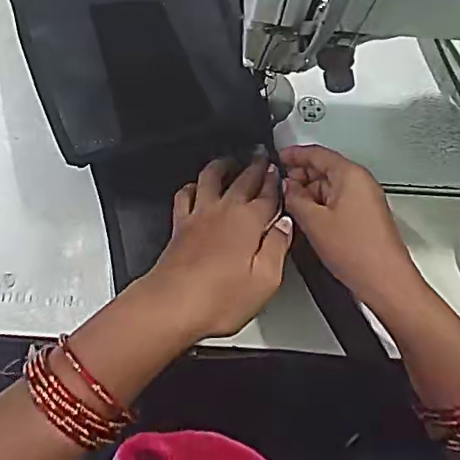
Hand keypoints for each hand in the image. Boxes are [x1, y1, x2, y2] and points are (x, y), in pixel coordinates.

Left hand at [137, 158, 292, 339]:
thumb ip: (277, 248)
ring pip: (211, 178)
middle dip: (255, 167)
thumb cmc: (219, 297)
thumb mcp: (266, 280)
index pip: (268, 195)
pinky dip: (192, 185)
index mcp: (249, 222)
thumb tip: (285, 227)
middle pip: (243, 180)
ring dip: (223, 166)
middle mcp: (223, 211)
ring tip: (230, 161)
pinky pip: (185, 194)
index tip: (278, 173)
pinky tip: (194, 186)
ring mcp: (199, 215)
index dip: (275, 182)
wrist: (174, 302)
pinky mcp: (181, 225)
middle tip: (261, 158)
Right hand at [280, 145, 427, 312]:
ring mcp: (366, 200)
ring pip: (330, 186)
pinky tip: (310, 220)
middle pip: (324, 168)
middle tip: (282, 186)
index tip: (280, 157)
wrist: (386, 283)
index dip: (294, 154)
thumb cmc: (360, 254)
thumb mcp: (313, 221)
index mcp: (351, 175)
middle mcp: (362, 183)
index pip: (317, 153)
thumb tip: (287, 188)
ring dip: (310, 194)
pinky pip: (339, 201)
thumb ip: (294, 198)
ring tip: (293, 207)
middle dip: (301, 176)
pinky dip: (322, 206)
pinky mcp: (366, 216)